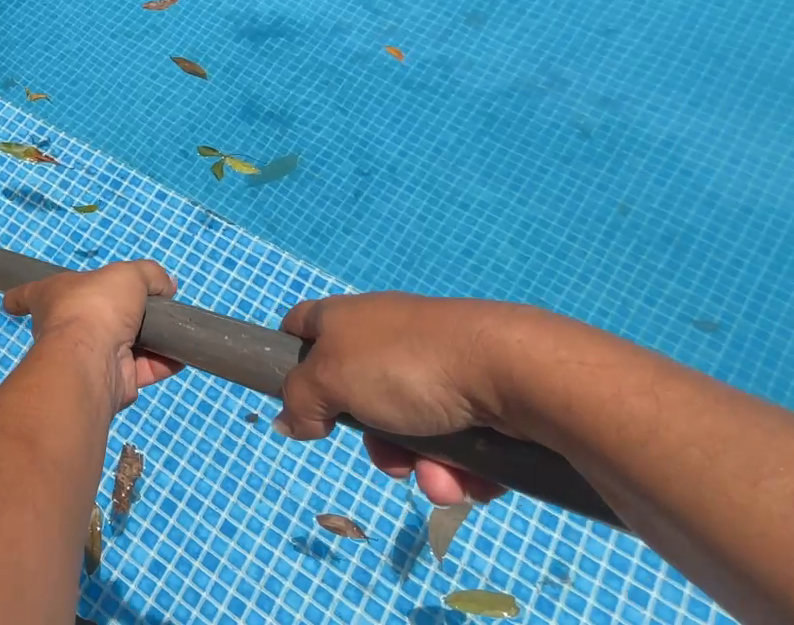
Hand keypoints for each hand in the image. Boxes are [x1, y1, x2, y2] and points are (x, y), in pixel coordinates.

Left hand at [2, 260, 184, 409]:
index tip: (8, 303)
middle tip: (139, 310)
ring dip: (142, 341)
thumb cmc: (96, 304)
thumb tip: (165, 286)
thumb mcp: (126, 274)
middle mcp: (62, 327)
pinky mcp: (112, 381)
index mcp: (48, 296)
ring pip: (115, 347)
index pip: (24, 295)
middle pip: (83, 321)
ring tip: (168, 330)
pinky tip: (179, 355)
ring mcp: (85, 357)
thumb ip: (148, 274)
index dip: (18, 297)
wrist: (95, 354)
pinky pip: (139, 370)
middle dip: (110, 318)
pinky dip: (160, 363)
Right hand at [276, 293, 534, 505]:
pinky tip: (469, 479)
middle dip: (372, 437)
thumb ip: (298, 401)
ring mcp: (437, 363)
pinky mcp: (484, 391)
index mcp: (345, 318)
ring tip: (439, 480)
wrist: (513, 370)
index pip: (302, 325)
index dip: (292, 354)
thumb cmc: (401, 365)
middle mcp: (388, 335)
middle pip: (359, 391)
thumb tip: (286, 420)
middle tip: (385, 456)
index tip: (299, 393)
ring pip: (411, 423)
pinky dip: (461, 465)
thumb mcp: (328, 381)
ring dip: (419, 461)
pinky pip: (458, 436)